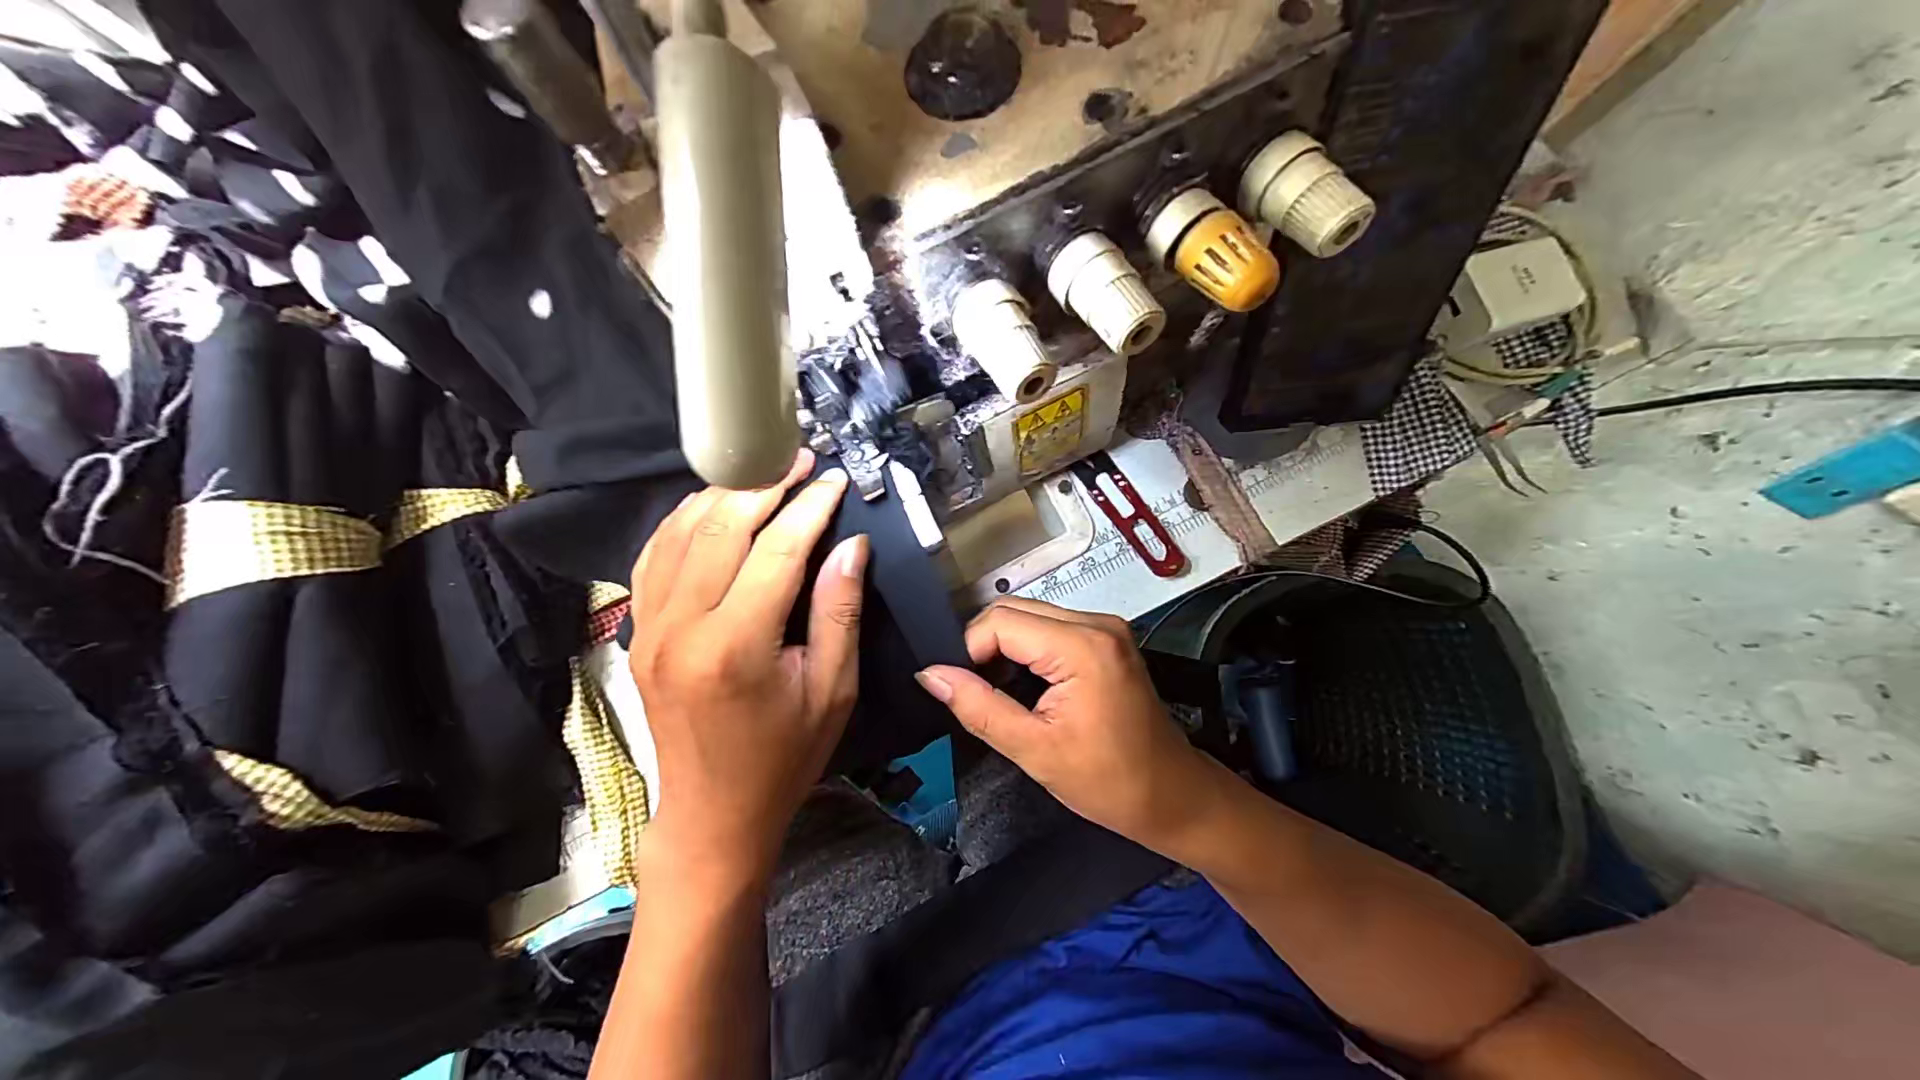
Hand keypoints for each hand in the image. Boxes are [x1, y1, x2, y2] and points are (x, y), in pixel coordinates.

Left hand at [627, 450, 866, 881]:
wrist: (712, 813)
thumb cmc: (783, 757)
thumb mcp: (832, 690)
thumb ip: (838, 611)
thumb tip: (849, 544)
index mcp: (735, 647)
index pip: (776, 550)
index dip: (810, 507)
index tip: (834, 480)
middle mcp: (681, 628)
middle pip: (721, 528)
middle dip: (765, 485)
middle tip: (801, 461)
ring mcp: (649, 627)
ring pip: (680, 532)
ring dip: (723, 495)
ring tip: (764, 473)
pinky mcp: (639, 630)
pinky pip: (654, 556)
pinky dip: (684, 521)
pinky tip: (712, 507)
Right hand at [915, 598, 1218, 853]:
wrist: (1173, 795)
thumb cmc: (1110, 781)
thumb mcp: (1034, 750)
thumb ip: (978, 707)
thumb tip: (930, 675)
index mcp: (1083, 647)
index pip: (999, 622)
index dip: (968, 652)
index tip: (963, 692)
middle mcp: (1097, 623)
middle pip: (1013, 611)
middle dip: (984, 647)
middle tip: (979, 694)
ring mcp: (1106, 627)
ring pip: (1029, 615)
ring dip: (1005, 648)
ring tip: (1003, 693)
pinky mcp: (1107, 637)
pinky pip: (1050, 626)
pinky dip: (1028, 649)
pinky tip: (1027, 685)